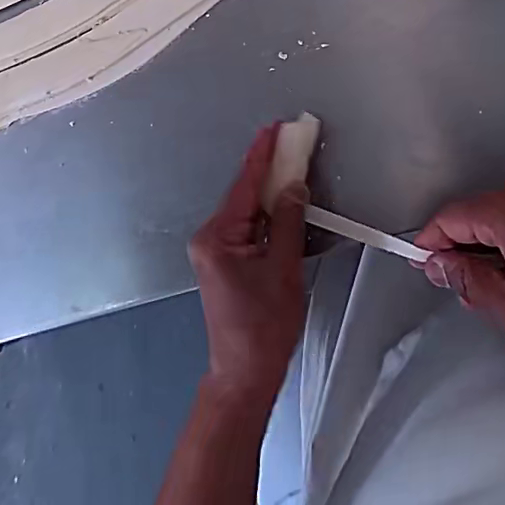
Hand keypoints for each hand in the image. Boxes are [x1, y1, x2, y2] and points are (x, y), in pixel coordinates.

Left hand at [187, 123, 307, 400]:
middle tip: (291, 144)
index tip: (273, 129)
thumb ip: (288, 223)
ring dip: (270, 193)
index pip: (244, 186)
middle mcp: (210, 238)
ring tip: (292, 167)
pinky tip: (285, 204)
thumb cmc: (263, 327)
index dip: (262, 155)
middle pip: (244, 195)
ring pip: (248, 211)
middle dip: (268, 170)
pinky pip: (249, 227)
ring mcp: (216, 250)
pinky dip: (268, 216)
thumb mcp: (283, 270)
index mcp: (217, 236)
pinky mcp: (226, 261)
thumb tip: (294, 187)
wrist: (244, 375)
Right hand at [413, 180, 504, 398]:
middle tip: (466, 292)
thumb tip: (440, 265)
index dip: (432, 243)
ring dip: (491, 248)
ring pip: (503, 215)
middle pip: (476, 212)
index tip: (426, 270)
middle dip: (462, 248)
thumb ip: (470, 284)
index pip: (450, 216)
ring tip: (504, 294)